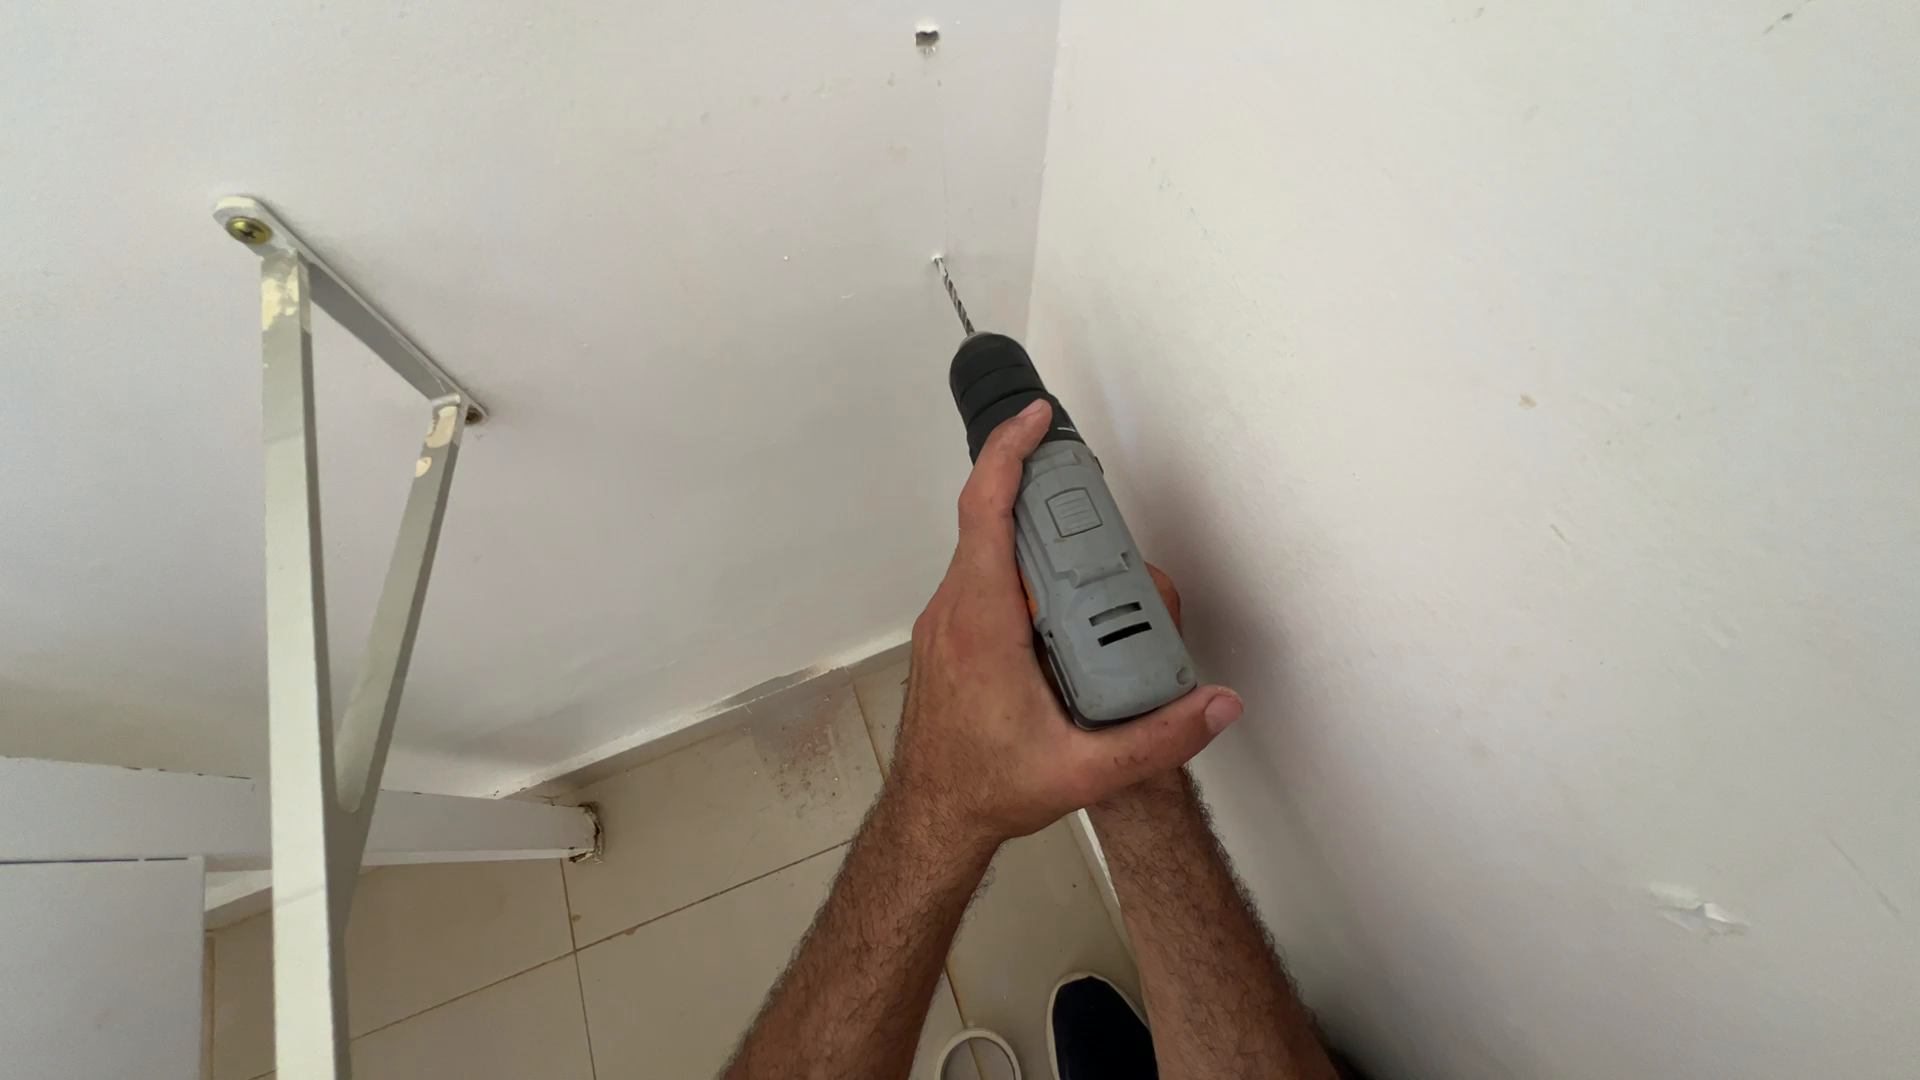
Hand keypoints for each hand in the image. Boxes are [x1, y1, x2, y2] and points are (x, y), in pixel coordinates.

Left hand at [890, 398, 1242, 846]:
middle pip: (986, 517)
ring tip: (1076, 525)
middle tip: (1077, 467)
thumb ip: (1157, 740)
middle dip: (1029, 479)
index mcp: (982, 626)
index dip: (1009, 456)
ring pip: (980, 545)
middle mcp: (954, 611)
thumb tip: (1215, 705)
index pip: (986, 514)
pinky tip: (1050, 582)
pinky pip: (976, 572)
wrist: (933, 813)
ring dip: (1022, 521)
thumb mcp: (1082, 773)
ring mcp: (944, 620)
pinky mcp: (947, 632)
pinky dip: (1010, 555)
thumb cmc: (987, 788)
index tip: (1035, 421)